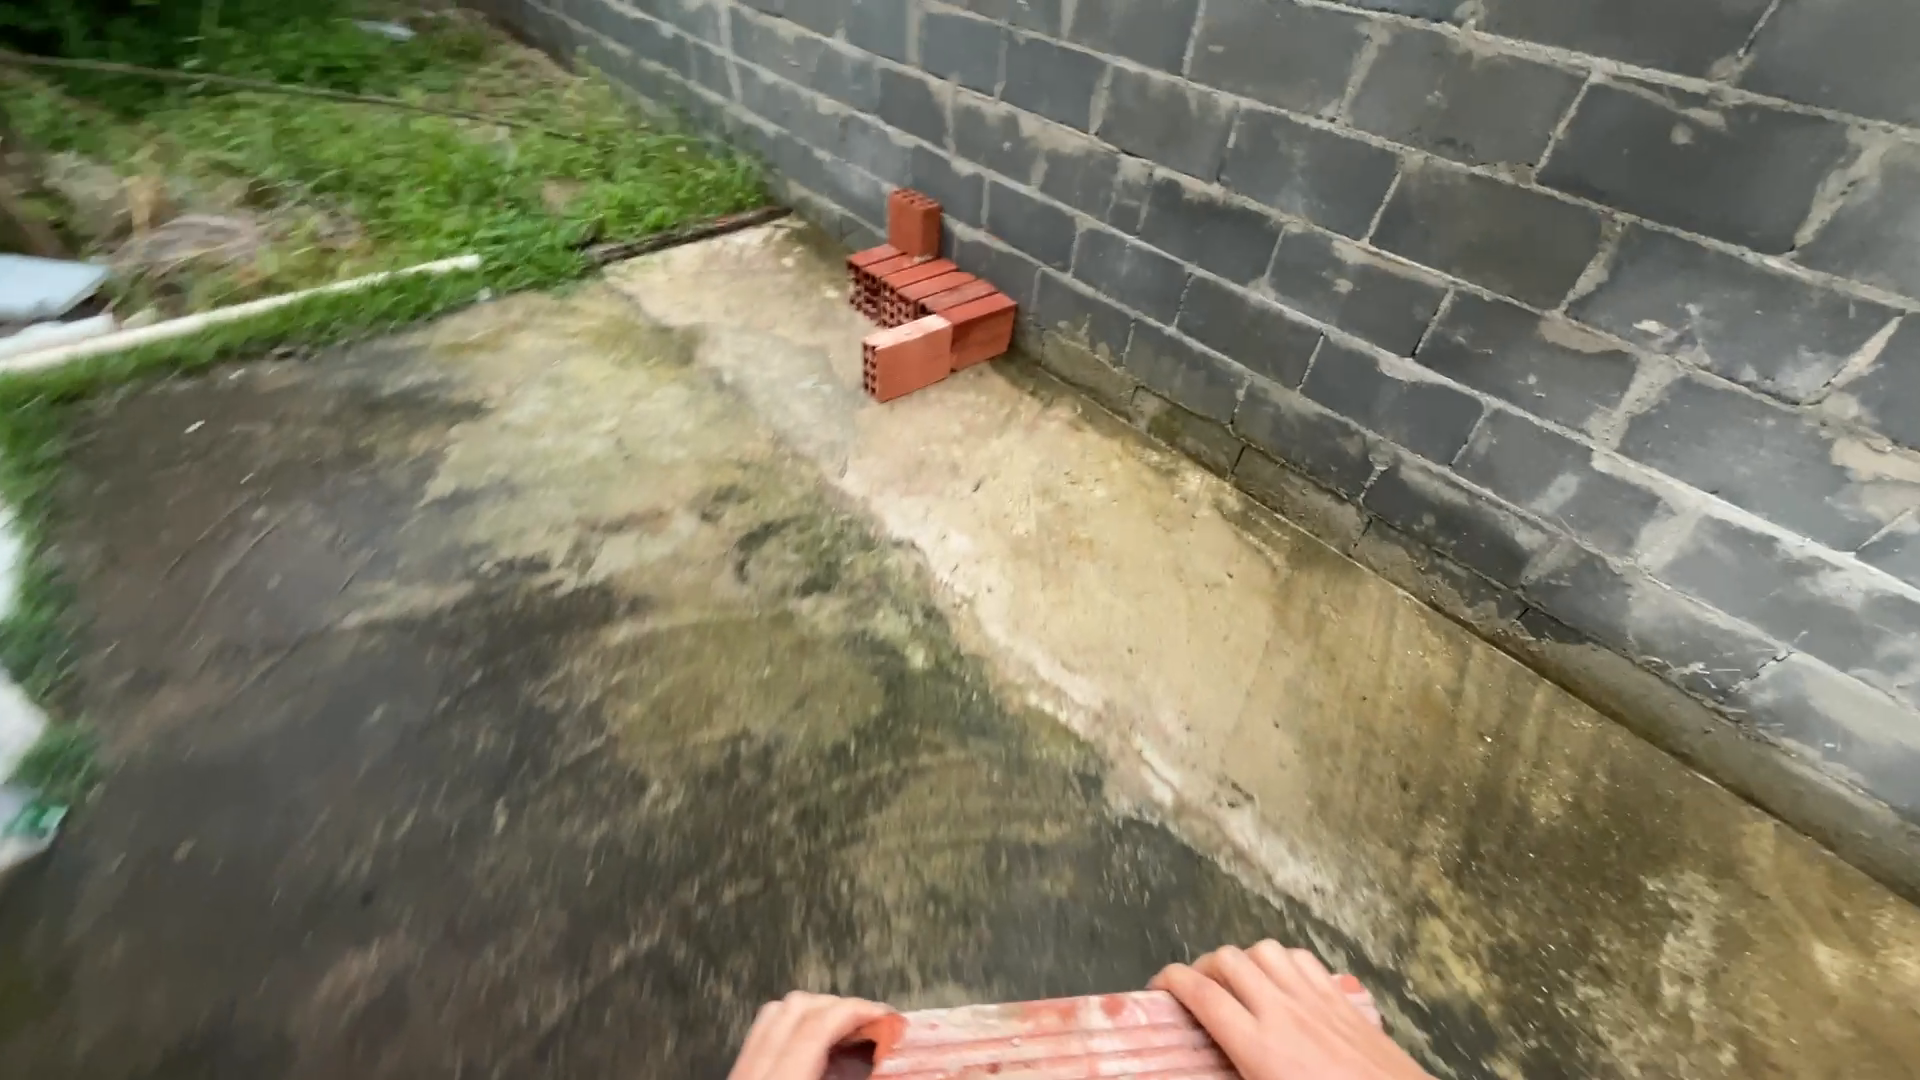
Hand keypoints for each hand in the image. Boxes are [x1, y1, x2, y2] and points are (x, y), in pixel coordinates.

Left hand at [727, 992, 893, 1079]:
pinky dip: (790, 1029)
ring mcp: (741, 1073)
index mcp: (782, 1078)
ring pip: (773, 1014)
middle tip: (867, 1022)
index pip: (819, 1024)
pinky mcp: (738, 1077)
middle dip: (837, 1004)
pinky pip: (761, 1036)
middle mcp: (754, 1070)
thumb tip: (885, 1062)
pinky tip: (812, 1052)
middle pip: (794, 1006)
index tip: (884, 1014)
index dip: (857, 1010)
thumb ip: (851, 1075)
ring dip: (813, 1011)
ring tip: (842, 1031)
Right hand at [1151, 942, 1431, 1079]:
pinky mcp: (1343, 1001)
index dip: (1170, 981)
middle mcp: (1282, 1012)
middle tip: (1197, 991)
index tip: (1157, 986)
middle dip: (1202, 969)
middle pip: (1226, 961)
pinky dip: (1280, 961)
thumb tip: (1212, 1066)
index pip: (1201, 995)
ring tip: (1238, 983)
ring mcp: (1315, 1000)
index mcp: (1260, 1047)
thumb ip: (1235, 1076)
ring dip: (1242, 961)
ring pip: (1262, 950)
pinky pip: (1300, 958)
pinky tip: (1280, 981)